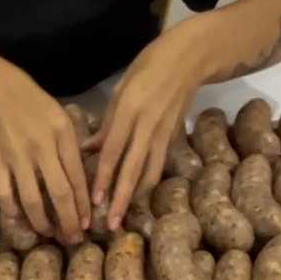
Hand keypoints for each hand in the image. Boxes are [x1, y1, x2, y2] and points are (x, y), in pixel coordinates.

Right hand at [0, 53, 89, 242]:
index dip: (83, 206)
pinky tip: (19, 219)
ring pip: (33, 200)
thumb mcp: (57, 114)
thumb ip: (69, 145)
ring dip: (42, 223)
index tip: (87, 224)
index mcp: (62, 133)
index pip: (77, 178)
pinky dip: (13, 211)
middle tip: (73, 239)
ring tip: (48, 233)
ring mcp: (18, 156)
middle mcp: (43, 147)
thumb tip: (79, 179)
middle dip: (69, 222)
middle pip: (60, 194)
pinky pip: (6, 195)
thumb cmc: (27, 99)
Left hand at [87, 22, 213, 229]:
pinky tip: (137, 197)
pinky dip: (148, 184)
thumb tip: (88, 150)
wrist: (192, 55)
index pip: (112, 151)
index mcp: (130, 110)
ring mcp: (163, 133)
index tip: (94, 201)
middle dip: (120, 199)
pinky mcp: (174, 138)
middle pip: (131, 170)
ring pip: (149, 173)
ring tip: (123, 217)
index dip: (103, 178)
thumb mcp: (122, 89)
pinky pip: (158, 166)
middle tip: (111, 224)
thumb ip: (107, 123)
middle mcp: (147, 125)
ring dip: (136, 198)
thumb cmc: (150, 66)